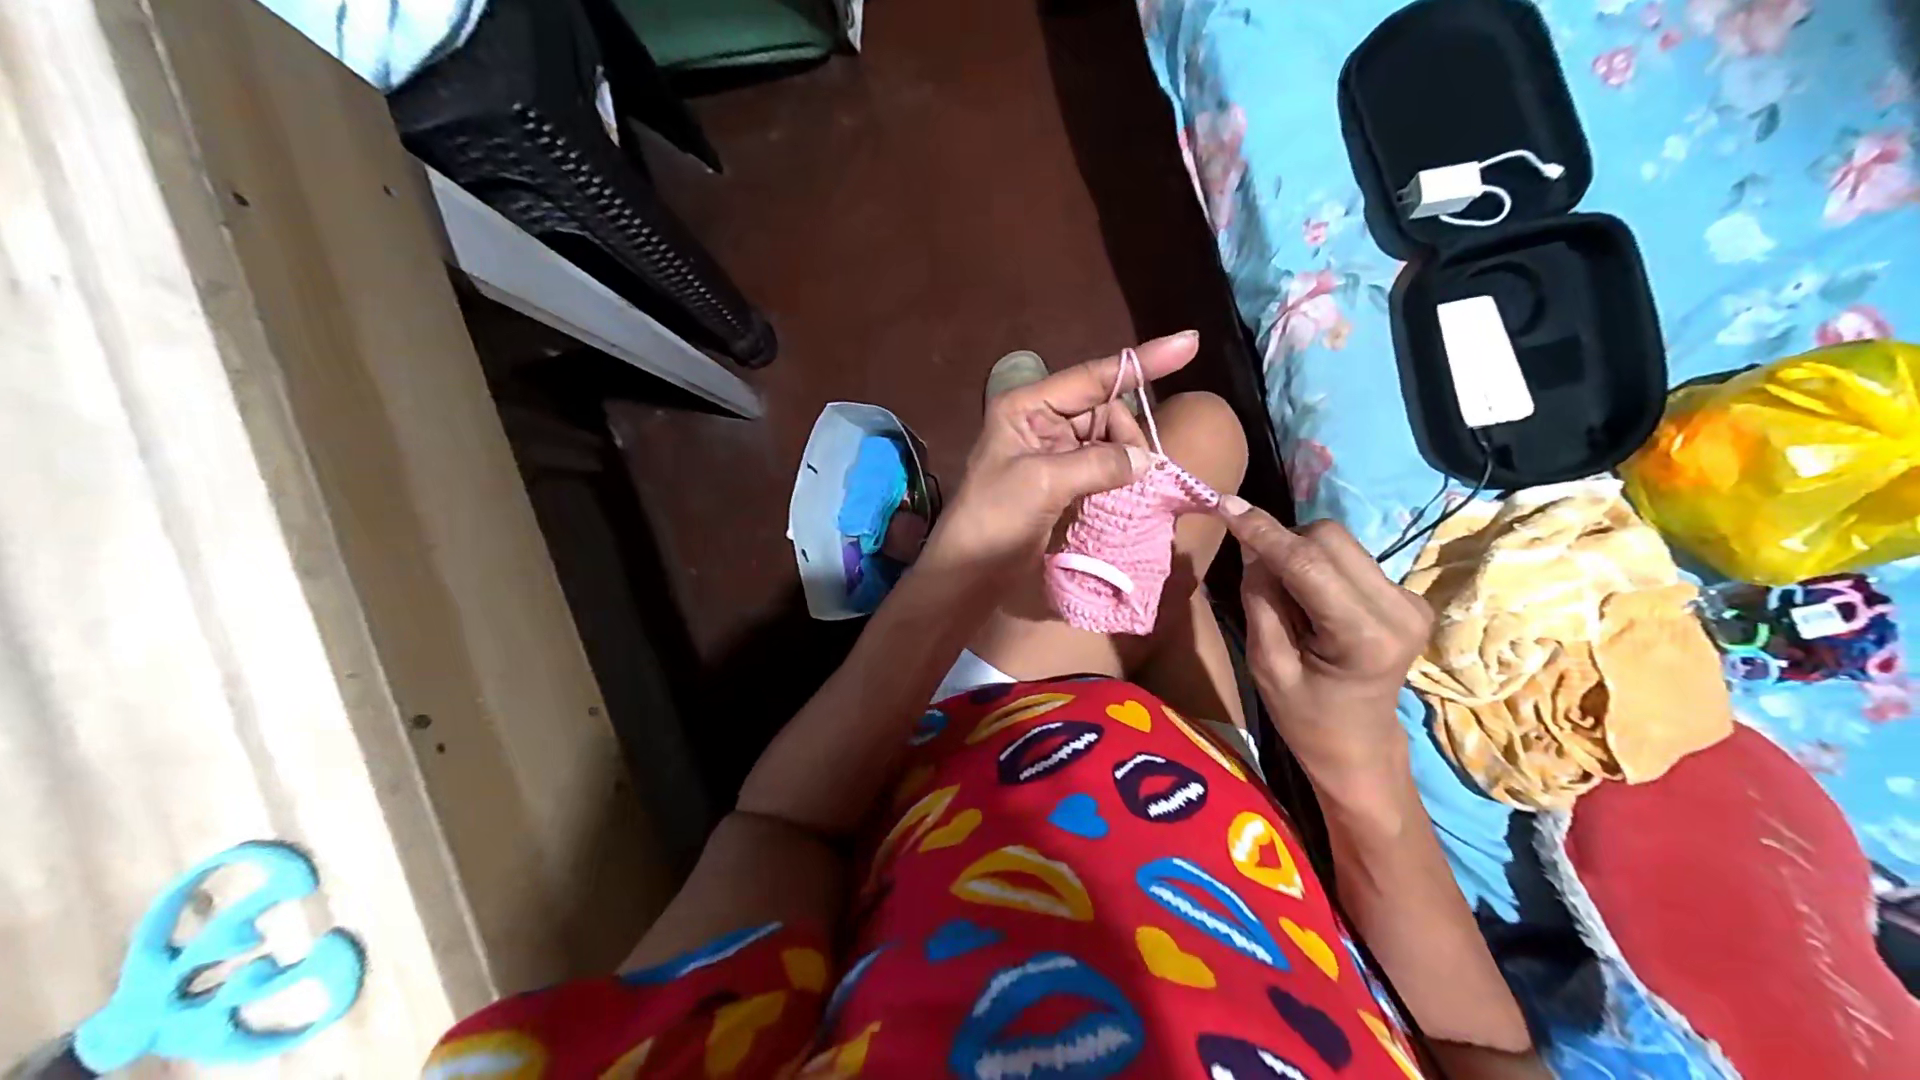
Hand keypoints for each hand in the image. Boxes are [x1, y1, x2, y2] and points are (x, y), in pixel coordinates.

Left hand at [922, 332, 1199, 577]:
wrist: (970, 571)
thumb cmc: (994, 518)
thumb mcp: (1043, 482)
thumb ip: (1098, 463)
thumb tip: (1146, 460)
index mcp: (1027, 407)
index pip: (1092, 377)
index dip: (1141, 363)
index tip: (1191, 342)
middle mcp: (1041, 422)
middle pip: (1105, 410)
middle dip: (1130, 433)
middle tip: (1144, 469)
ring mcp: (1052, 453)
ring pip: (1108, 440)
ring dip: (1128, 457)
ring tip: (1138, 483)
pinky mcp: (1061, 482)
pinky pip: (1102, 466)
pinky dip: (1120, 475)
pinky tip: (1134, 487)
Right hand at [1217, 500, 1432, 799]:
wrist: (1359, 744)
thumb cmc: (1305, 717)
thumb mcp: (1266, 664)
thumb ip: (1260, 600)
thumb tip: (1253, 545)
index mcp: (1366, 636)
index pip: (1307, 564)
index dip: (1263, 531)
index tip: (1225, 505)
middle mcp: (1399, 608)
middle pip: (1327, 538)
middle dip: (1283, 545)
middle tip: (1261, 584)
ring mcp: (1409, 598)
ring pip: (1337, 541)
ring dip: (1299, 555)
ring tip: (1290, 601)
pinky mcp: (1405, 594)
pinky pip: (1347, 556)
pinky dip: (1316, 566)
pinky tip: (1311, 603)